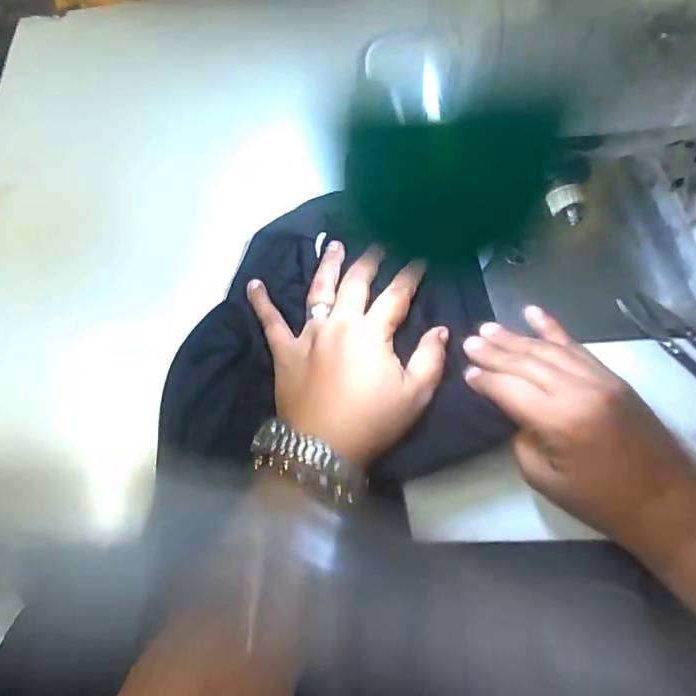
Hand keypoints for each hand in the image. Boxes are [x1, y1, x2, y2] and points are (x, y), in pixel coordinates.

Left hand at [247, 243, 446, 467]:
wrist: (320, 451)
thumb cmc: (373, 422)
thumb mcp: (415, 394)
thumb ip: (429, 358)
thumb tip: (441, 329)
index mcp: (371, 332)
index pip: (396, 295)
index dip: (410, 274)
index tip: (419, 257)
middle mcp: (339, 323)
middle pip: (355, 283)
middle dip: (369, 261)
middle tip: (378, 244)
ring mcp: (308, 335)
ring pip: (317, 291)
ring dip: (327, 266)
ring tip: (333, 246)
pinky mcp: (285, 352)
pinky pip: (270, 323)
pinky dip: (261, 303)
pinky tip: (254, 284)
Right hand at [463, 306, 695, 562]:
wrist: (666, 500)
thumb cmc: (603, 502)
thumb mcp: (548, 481)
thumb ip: (524, 442)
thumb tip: (516, 413)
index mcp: (559, 421)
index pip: (510, 388)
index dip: (485, 380)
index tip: (465, 371)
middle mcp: (578, 390)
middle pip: (527, 362)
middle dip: (495, 352)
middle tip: (469, 341)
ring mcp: (598, 378)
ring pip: (549, 349)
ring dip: (517, 338)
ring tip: (489, 328)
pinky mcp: (612, 376)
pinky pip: (577, 346)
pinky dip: (553, 328)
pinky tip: (534, 313)